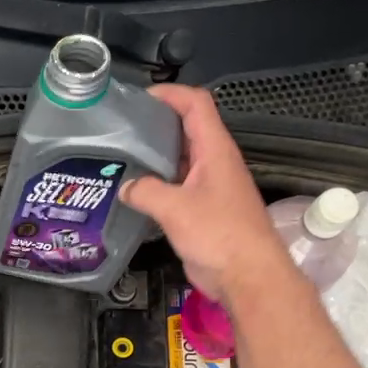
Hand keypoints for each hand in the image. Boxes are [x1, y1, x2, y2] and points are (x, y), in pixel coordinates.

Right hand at [120, 85, 296, 306]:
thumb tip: (127, 187)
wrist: (245, 272)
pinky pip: (176, 189)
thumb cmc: (218, 233)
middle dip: (156, 126)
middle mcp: (214, 162)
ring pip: (179, 161)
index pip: (196, 105)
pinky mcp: (202, 211)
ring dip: (154, 159)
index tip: (140, 99)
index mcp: (215, 149)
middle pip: (186, 130)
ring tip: (122, 161)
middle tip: (123, 132)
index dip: (170, 94)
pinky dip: (156, 187)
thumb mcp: (175, 208)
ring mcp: (209, 187)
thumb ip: (146, 192)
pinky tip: (135, 195)